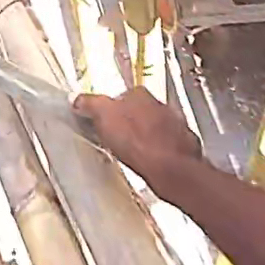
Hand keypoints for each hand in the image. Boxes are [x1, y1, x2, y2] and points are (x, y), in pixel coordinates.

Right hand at [72, 88, 203, 184]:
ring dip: (148, 137)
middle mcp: (160, 104)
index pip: (121, 96)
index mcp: (139, 93)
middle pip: (140, 110)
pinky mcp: (187, 146)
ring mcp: (176, 125)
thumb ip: (89, 104)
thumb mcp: (103, 117)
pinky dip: (163, 152)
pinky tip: (155, 164)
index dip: (113, 110)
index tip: (107, 123)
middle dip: (132, 123)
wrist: (172, 171)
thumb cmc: (137, 141)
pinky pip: (171, 146)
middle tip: (120, 140)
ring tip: (137, 155)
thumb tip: (76, 99)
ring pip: (157, 128)